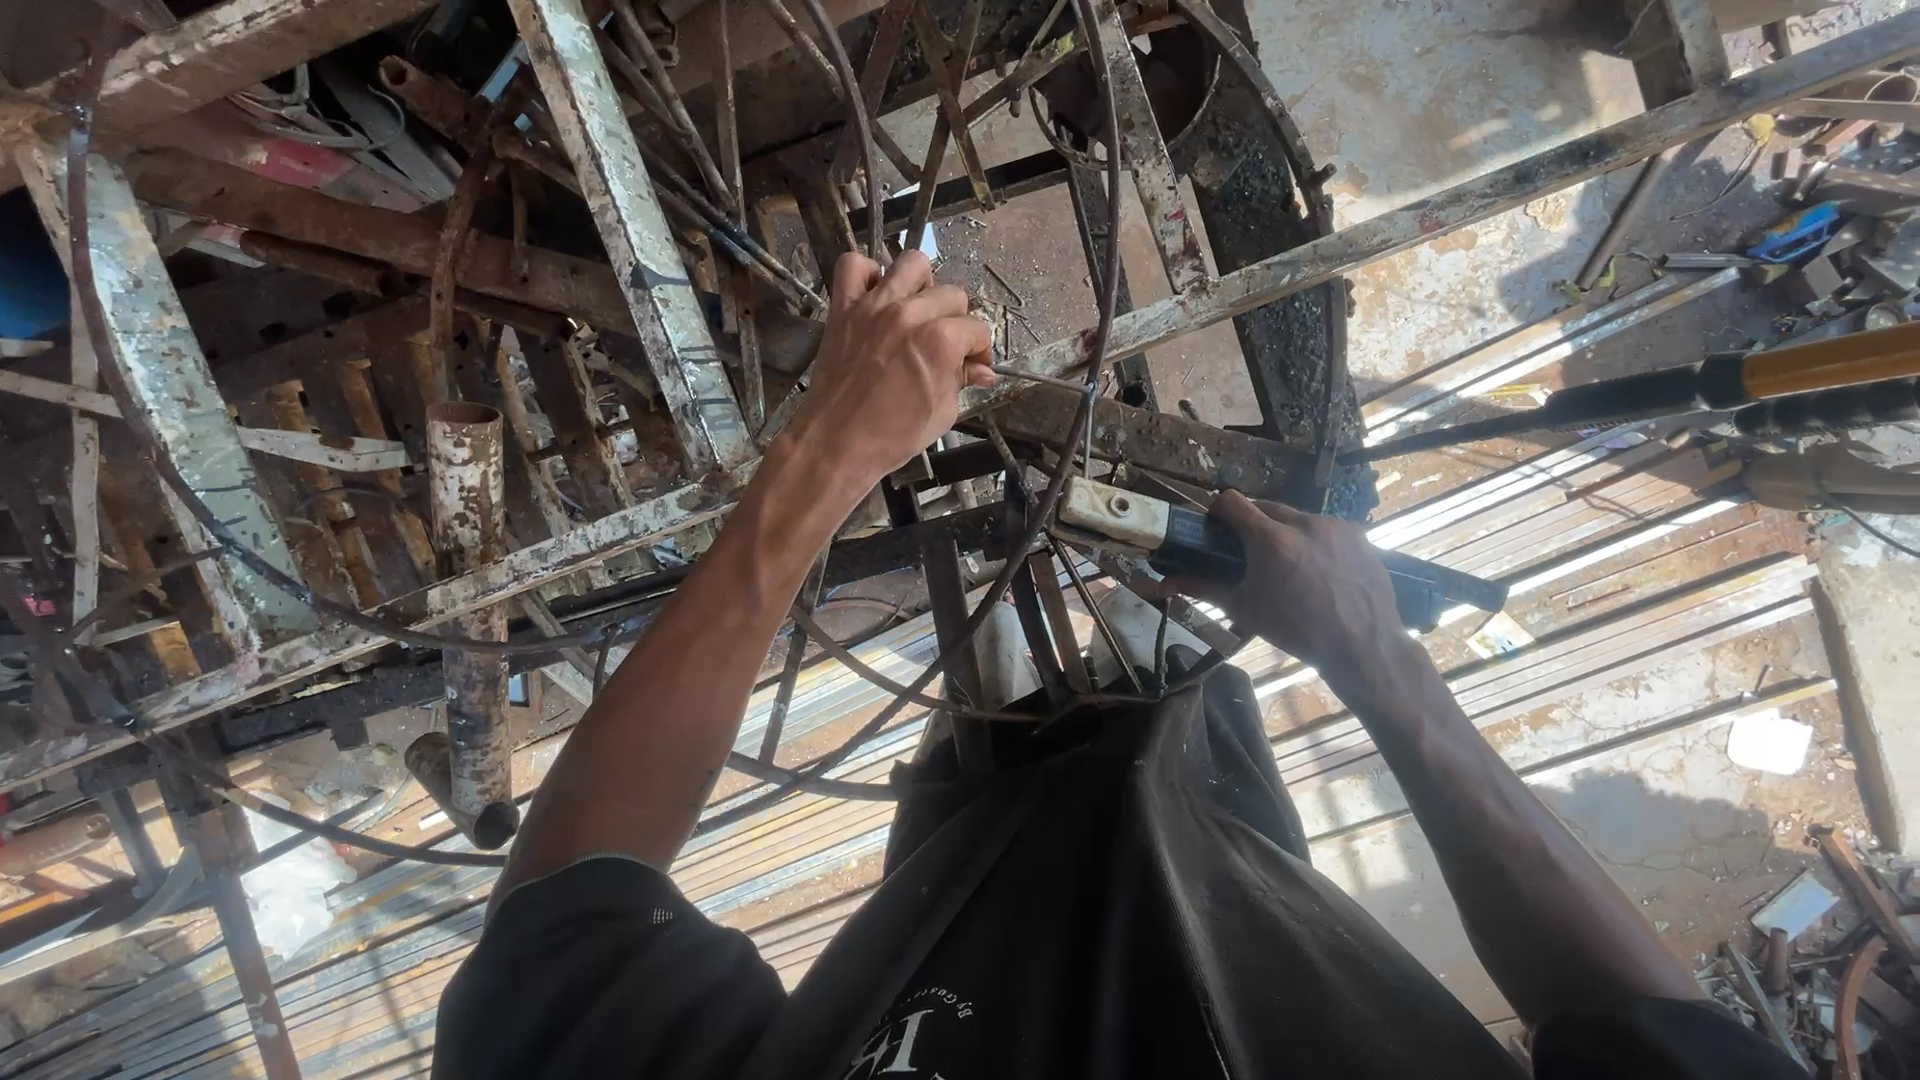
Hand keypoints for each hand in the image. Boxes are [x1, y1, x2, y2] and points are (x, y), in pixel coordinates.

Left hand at [779, 251, 994, 484]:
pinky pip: (853, 266)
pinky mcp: (843, 308)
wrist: (838, 442)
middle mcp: (909, 313)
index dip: (980, 350)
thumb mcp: (942, 412)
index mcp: (939, 340)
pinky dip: (867, 275)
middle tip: (947, 346)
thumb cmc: (893, 436)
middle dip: (956, 321)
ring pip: (912, 264)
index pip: (976, 329)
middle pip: (951, 294)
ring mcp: (873, 306)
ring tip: (918, 310)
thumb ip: (962, 380)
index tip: (974, 365)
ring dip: (922, 285)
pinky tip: (876, 297)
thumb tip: (982, 370)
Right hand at [1171, 490, 1405, 683]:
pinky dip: (1315, 542)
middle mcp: (1303, 522)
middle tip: (1249, 553)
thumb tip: (1163, 584)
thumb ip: (1203, 588)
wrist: (1361, 646)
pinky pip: (1326, 529)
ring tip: (1288, 566)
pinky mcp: (1359, 535)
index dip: (1218, 510)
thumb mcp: (1244, 609)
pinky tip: (1319, 571)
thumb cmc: (1295, 629)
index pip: (1231, 501)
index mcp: (1270, 539)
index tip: (1216, 527)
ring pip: (1298, 518)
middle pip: (1265, 507)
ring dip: (1285, 533)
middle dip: (1253, 524)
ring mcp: (1335, 526)